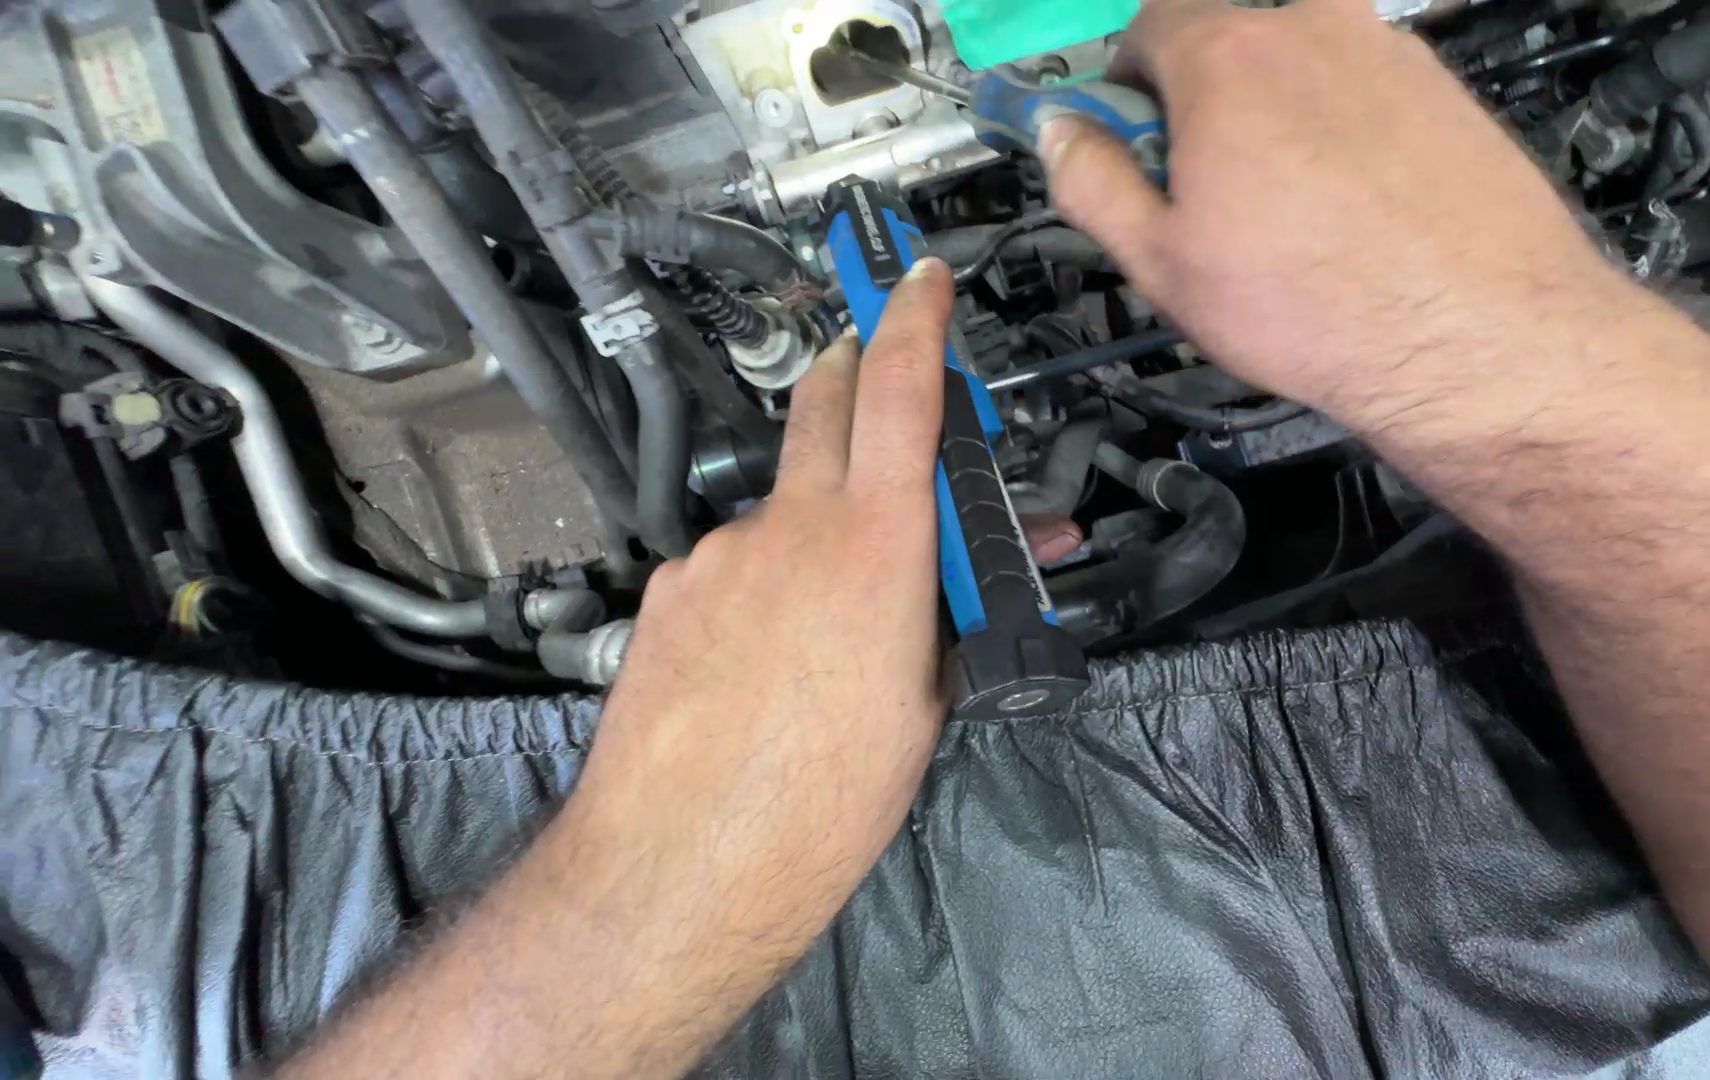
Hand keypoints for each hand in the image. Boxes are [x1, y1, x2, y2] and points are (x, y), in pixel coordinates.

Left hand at [556, 259, 956, 1070]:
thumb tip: (990, 564)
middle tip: (877, 377)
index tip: (922, 280)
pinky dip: (763, 577)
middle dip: (855, 372)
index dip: (917, 324)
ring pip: (783, 502)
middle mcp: (791, 528)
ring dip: (816, 518)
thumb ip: (951, 611)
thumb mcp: (925, 703)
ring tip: (829, 611)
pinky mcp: (670, 591)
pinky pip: (734, 560)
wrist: (676, 870)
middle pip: (825, 406)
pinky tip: (762, 651)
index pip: (900, 396)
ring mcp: (719, 554)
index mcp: (876, 549)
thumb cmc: (830, 800)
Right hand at [1041, 0, 1637, 427]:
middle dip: (1193, 110)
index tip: (1126, 142)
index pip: (1148, 25)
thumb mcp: (1160, 259)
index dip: (1123, 85)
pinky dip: (1325, 136)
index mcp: (1228, 59)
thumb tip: (1058, 132)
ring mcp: (1385, 49)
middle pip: (1223, 45)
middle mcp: (1312, 26)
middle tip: (1199, 201)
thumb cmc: (1305, 303)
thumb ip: (1092, 182)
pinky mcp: (1435, 87)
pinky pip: (1351, 94)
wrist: (1465, 333)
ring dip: (1262, 125)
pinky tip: (1334, 214)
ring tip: (1274, 220)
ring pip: (1291, 72)